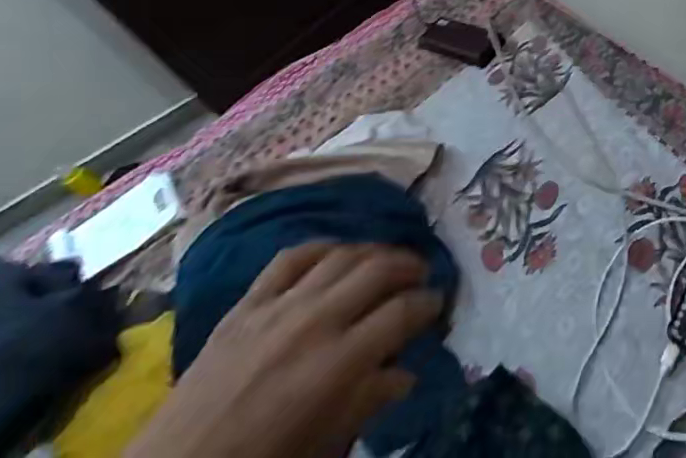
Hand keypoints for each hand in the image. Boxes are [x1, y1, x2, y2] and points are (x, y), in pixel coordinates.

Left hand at [125, 243, 443, 457]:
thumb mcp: (324, 444)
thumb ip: (368, 401)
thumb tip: (406, 373)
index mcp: (337, 363)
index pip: (400, 314)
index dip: (427, 303)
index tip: (438, 302)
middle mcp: (314, 321)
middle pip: (377, 270)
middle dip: (408, 265)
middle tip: (422, 272)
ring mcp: (278, 305)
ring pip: (340, 255)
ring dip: (372, 251)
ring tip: (387, 257)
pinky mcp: (247, 302)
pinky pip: (291, 257)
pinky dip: (320, 248)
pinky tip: (334, 252)